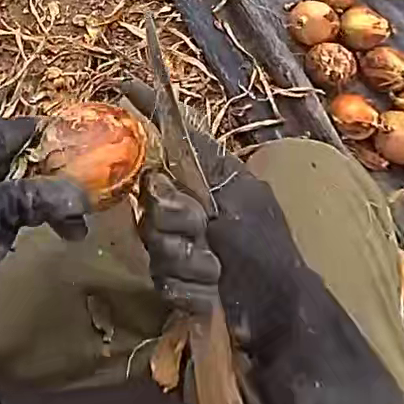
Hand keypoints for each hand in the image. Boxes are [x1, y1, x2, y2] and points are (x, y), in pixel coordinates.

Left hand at [0, 118, 91, 403]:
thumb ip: (44, 200)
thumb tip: (86, 201)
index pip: (39, 132)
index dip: (62, 155)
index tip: (82, 183)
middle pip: (27, 166)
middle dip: (37, 198)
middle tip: (55, 226)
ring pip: (9, 194)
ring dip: (14, 221)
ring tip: (0, 245)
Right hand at [117, 82, 313, 345]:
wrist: (278, 316)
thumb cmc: (266, 252)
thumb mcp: (237, 206)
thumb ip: (193, 188)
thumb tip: (153, 176)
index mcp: (213, 171)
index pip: (177, 133)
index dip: (152, 110)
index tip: (126, 86)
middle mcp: (193, 197)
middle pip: (153, 191)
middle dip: (174, 219)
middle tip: (203, 232)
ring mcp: (182, 234)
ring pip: (152, 235)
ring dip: (184, 258)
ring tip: (213, 269)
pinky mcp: (175, 270)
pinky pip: (159, 272)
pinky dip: (183, 284)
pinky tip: (205, 290)